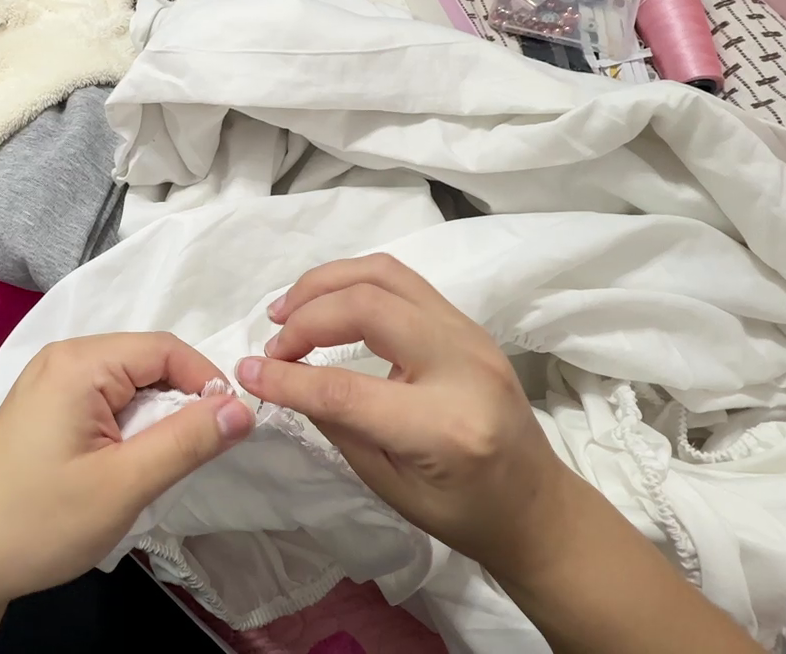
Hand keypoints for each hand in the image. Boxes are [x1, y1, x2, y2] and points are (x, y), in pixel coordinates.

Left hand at [0, 332, 254, 603]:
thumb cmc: (41, 522)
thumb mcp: (124, 485)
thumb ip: (187, 441)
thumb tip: (243, 406)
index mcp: (79, 362)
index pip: (164, 348)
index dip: (206, 381)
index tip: (231, 427)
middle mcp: (61, 357)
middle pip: (144, 360)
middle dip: (179, 400)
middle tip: (192, 453)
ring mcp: (46, 380)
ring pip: (125, 381)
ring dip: (152, 415)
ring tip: (156, 463)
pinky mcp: (42, 406)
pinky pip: (100, 396)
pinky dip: (125, 422)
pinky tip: (123, 461)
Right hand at [234, 254, 574, 580]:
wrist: (538, 506)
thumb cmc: (463, 511)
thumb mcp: (387, 483)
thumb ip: (333, 422)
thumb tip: (277, 375)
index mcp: (446, 426)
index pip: (347, 388)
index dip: (286, 378)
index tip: (247, 371)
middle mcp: (463, 365)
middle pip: (367, 305)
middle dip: (306, 316)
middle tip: (274, 344)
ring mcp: (469, 334)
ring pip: (383, 273)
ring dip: (324, 283)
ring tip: (288, 309)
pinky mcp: (464, 320)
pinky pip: (399, 279)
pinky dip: (350, 282)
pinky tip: (325, 304)